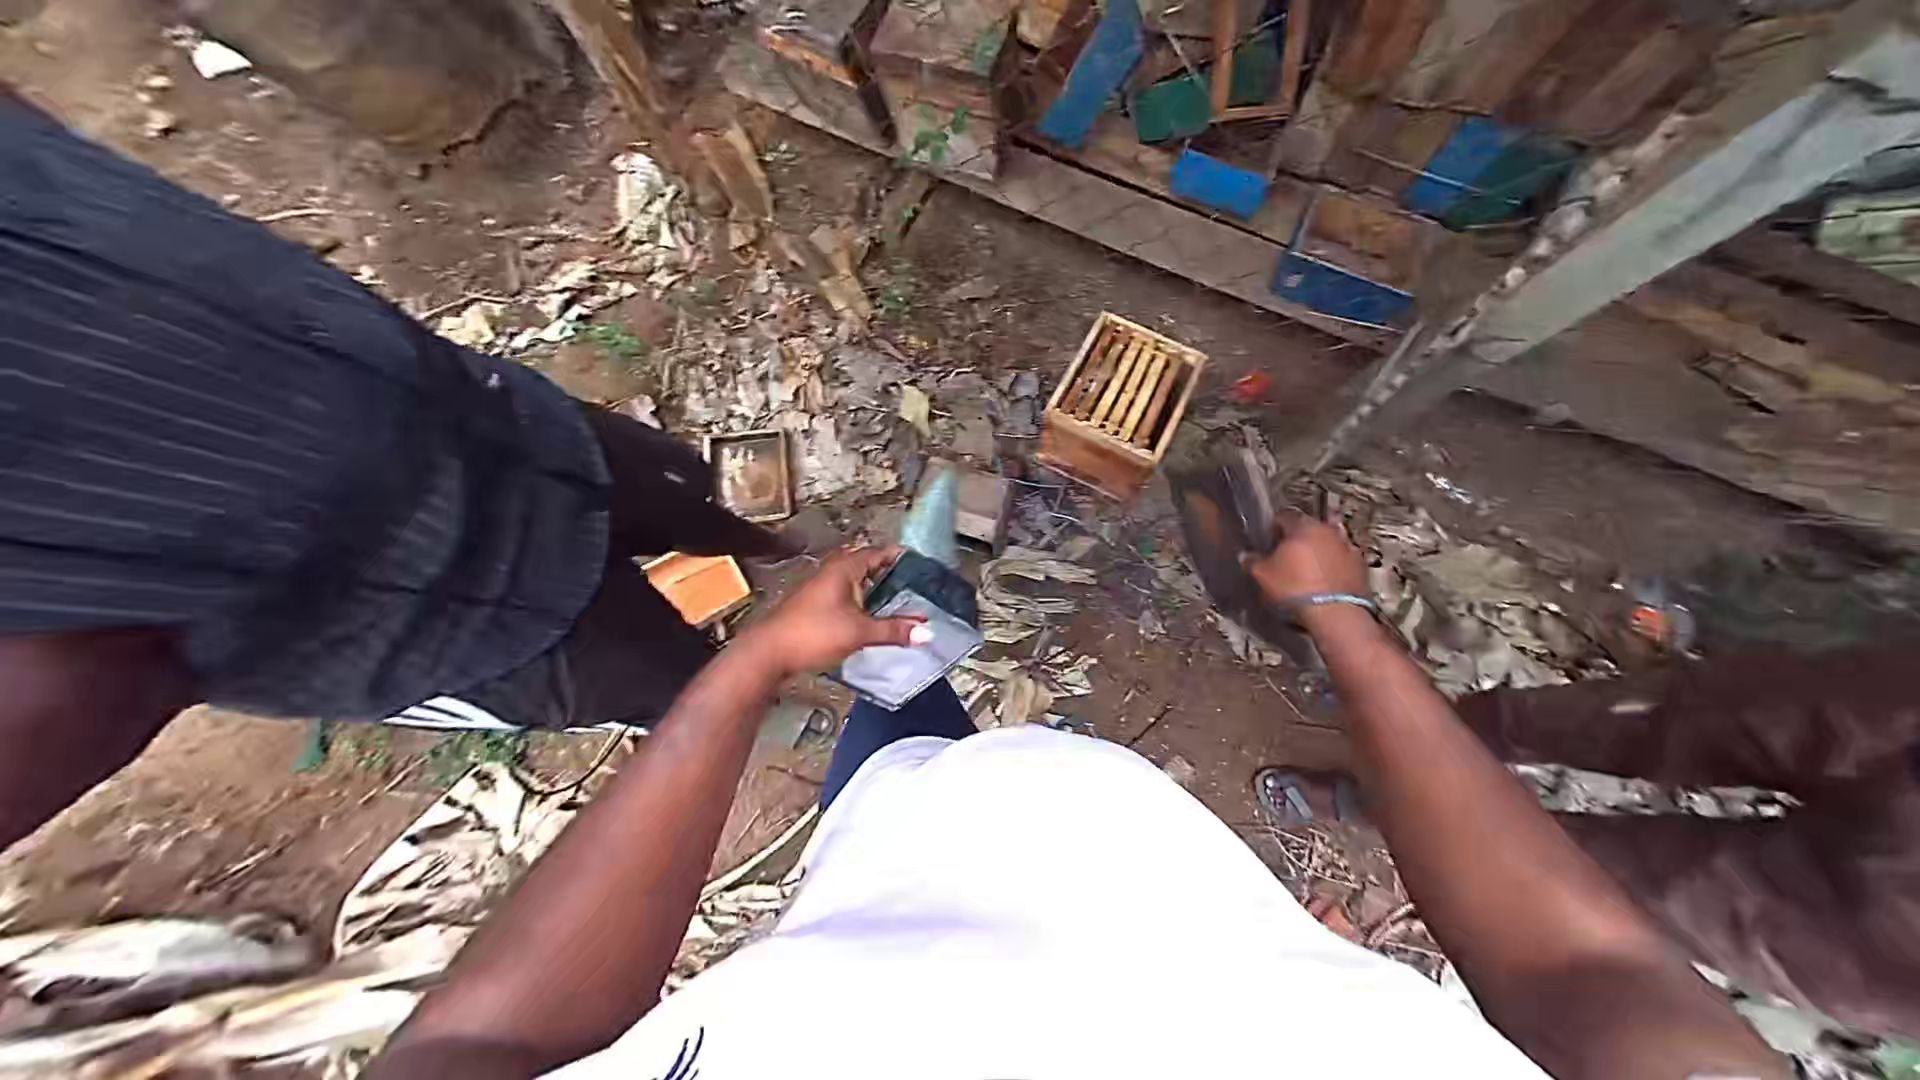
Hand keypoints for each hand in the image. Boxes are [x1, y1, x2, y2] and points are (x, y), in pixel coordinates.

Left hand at [735, 546, 928, 678]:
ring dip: (877, 591)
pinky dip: (864, 603)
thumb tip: (926, 633)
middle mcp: (833, 572)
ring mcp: (822, 588)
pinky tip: (873, 619)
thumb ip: (894, 630)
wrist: (768, 653)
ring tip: (901, 604)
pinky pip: (847, 596)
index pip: (879, 552)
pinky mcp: (816, 605)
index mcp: (845, 568)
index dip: (901, 557)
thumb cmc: (812, 633)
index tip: (922, 565)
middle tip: (917, 586)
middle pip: (869, 566)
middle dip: (892, 575)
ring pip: (857, 583)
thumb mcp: (859, 632)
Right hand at [1246, 511, 1368, 610]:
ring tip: (1304, 570)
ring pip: (1325, 543)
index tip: (1267, 541)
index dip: (1272, 528)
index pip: (1283, 516)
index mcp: (1302, 526)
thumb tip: (1247, 556)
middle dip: (1295, 539)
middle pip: (1307, 528)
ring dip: (1315, 551)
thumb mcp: (1262, 575)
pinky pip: (1339, 559)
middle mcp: (1327, 530)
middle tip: (1284, 556)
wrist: (1335, 613)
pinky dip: (1331, 565)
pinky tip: (1322, 581)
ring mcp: (1347, 546)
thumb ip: (1252, 561)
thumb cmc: (1294, 587)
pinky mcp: (1360, 565)